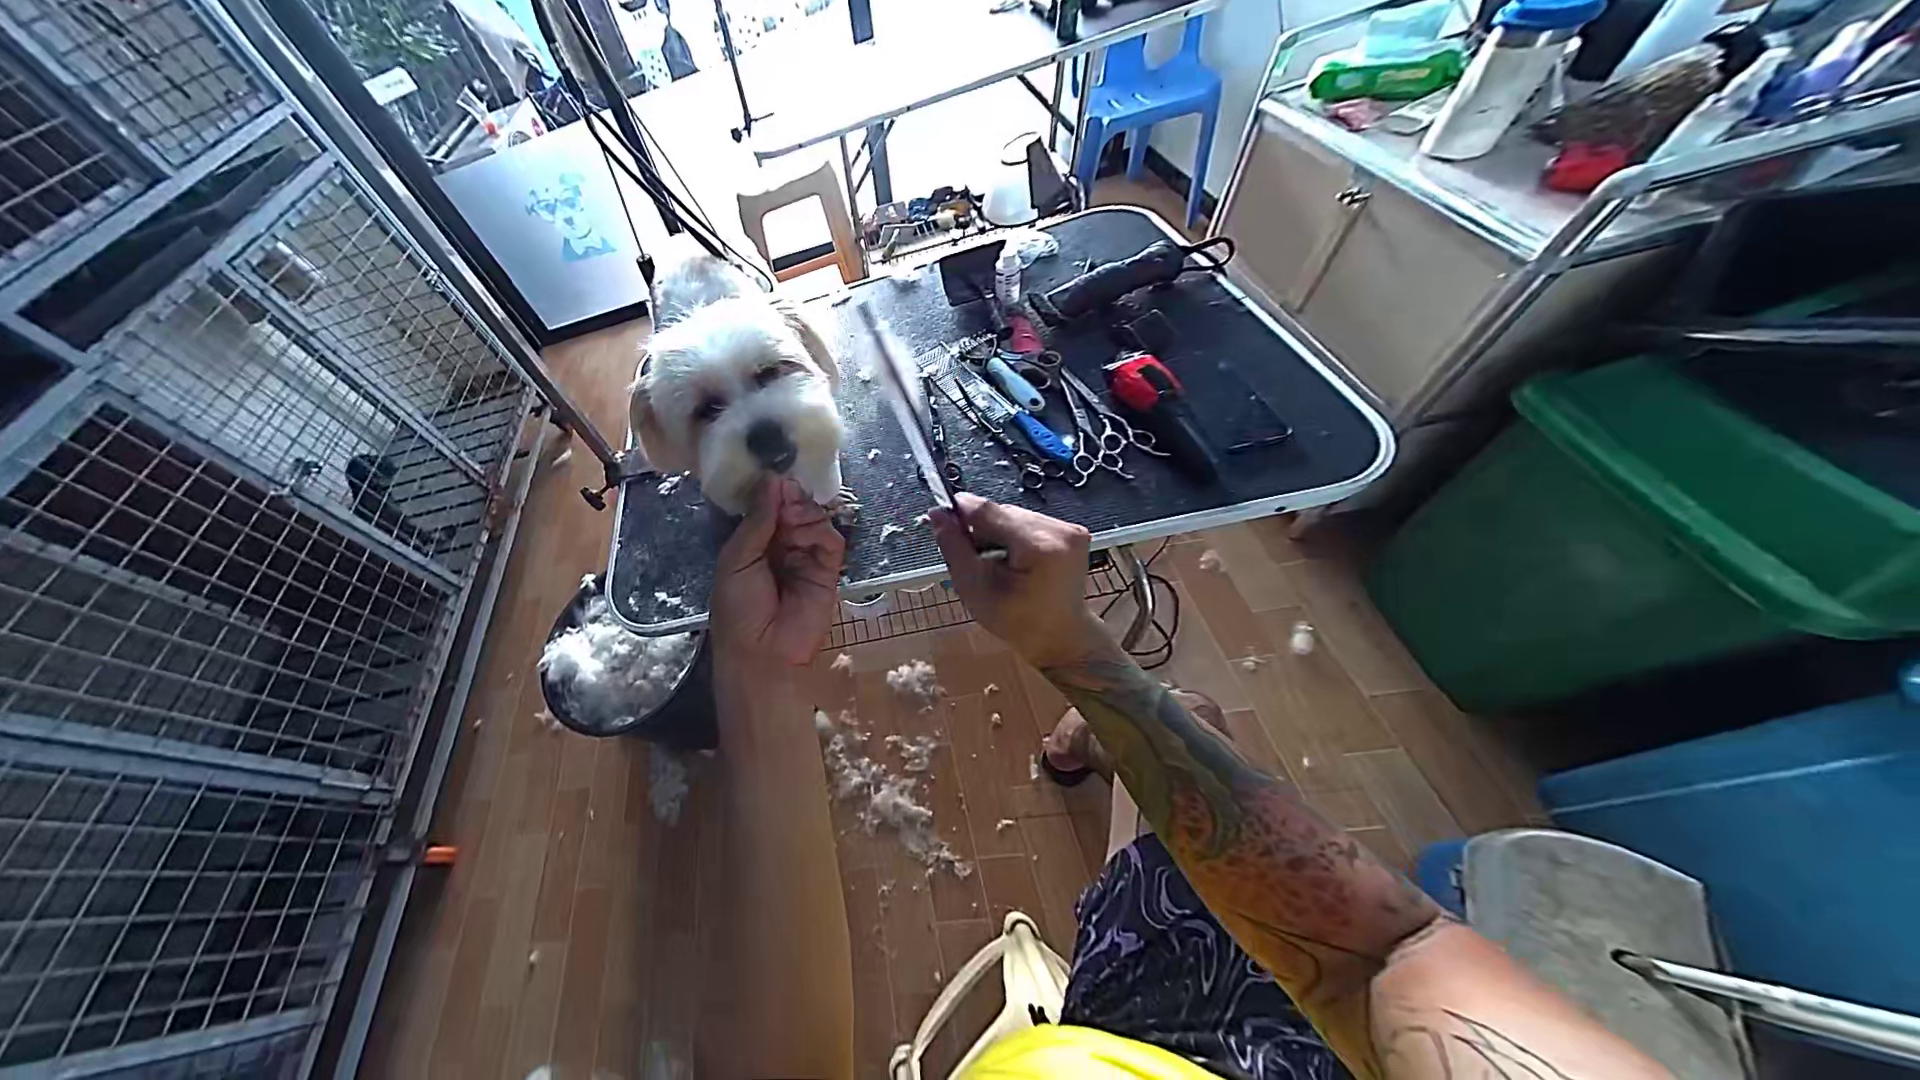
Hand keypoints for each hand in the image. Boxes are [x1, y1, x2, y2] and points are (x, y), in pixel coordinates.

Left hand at [711, 478, 846, 666]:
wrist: (763, 652)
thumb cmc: (739, 608)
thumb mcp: (737, 559)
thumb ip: (758, 521)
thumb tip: (773, 480)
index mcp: (755, 542)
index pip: (769, 507)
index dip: (774, 491)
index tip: (776, 478)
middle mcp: (782, 546)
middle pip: (794, 509)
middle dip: (791, 500)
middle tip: (787, 500)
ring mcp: (807, 557)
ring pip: (815, 521)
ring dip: (806, 514)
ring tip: (795, 522)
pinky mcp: (829, 571)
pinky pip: (832, 542)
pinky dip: (823, 532)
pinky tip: (809, 535)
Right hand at [929, 494, 1108, 669]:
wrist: (1060, 636)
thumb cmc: (1017, 622)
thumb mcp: (976, 589)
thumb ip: (955, 548)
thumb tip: (937, 514)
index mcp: (1040, 547)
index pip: (990, 512)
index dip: (961, 510)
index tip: (939, 515)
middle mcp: (1060, 531)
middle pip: (1003, 513)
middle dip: (982, 529)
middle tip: (971, 555)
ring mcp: (1070, 529)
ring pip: (1015, 516)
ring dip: (999, 533)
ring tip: (996, 563)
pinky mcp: (1073, 531)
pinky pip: (1030, 522)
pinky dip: (1016, 537)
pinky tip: (1015, 560)